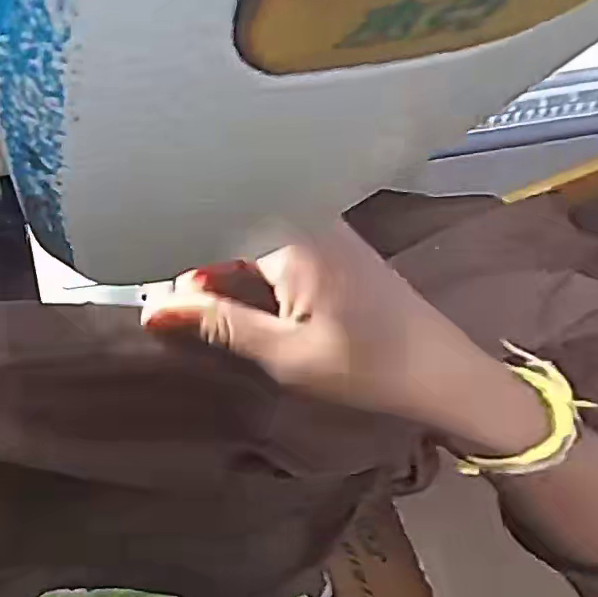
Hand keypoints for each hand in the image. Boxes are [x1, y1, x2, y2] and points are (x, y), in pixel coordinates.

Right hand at [141, 221, 543, 450]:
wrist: (445, 375)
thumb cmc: (369, 367)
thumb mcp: (282, 353)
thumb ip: (216, 324)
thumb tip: (154, 310)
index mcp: (295, 237)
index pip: (211, 224)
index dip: (173, 256)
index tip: (152, 291)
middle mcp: (307, 221)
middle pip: (225, 226)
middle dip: (192, 267)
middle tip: (171, 311)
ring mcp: (319, 232)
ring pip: (243, 238)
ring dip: (215, 273)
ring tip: (196, 313)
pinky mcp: (326, 249)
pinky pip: (266, 248)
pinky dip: (241, 276)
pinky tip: (231, 307)